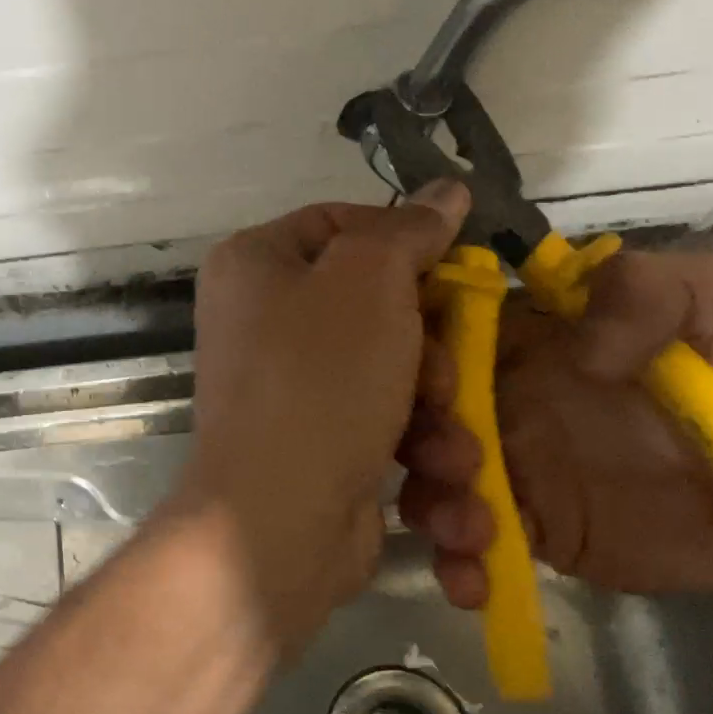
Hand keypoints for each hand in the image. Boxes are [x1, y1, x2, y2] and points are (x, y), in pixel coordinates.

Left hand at [176, 185, 469, 651]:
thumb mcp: (368, 283)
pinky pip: (384, 431)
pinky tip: (443, 487)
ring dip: (439, 416)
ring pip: (393, 376)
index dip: (404, 241)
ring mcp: (287, 390)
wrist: (276, 522)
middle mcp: (262, 322)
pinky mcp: (316, 448)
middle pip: (376, 307)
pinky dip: (419, 457)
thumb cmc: (318, 383)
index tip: (457, 267)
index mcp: (255, 266)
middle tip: (443, 380)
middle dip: (431, 350)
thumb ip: (407, 230)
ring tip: (448, 454)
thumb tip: (444, 191)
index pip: (339, 224)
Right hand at [399, 251, 712, 608]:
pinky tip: (475, 582)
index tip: (439, 379)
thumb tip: (578, 345)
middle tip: (460, 461)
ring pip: (430, 478)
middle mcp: (509, 397)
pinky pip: (471, 547)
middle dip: (417, 432)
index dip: (422, 345)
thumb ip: (656, 288)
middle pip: (421, 407)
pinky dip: (456, 565)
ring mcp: (516, 469)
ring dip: (428, 502)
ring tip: (473, 530)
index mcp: (540, 334)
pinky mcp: (533, 531)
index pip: (448, 324)